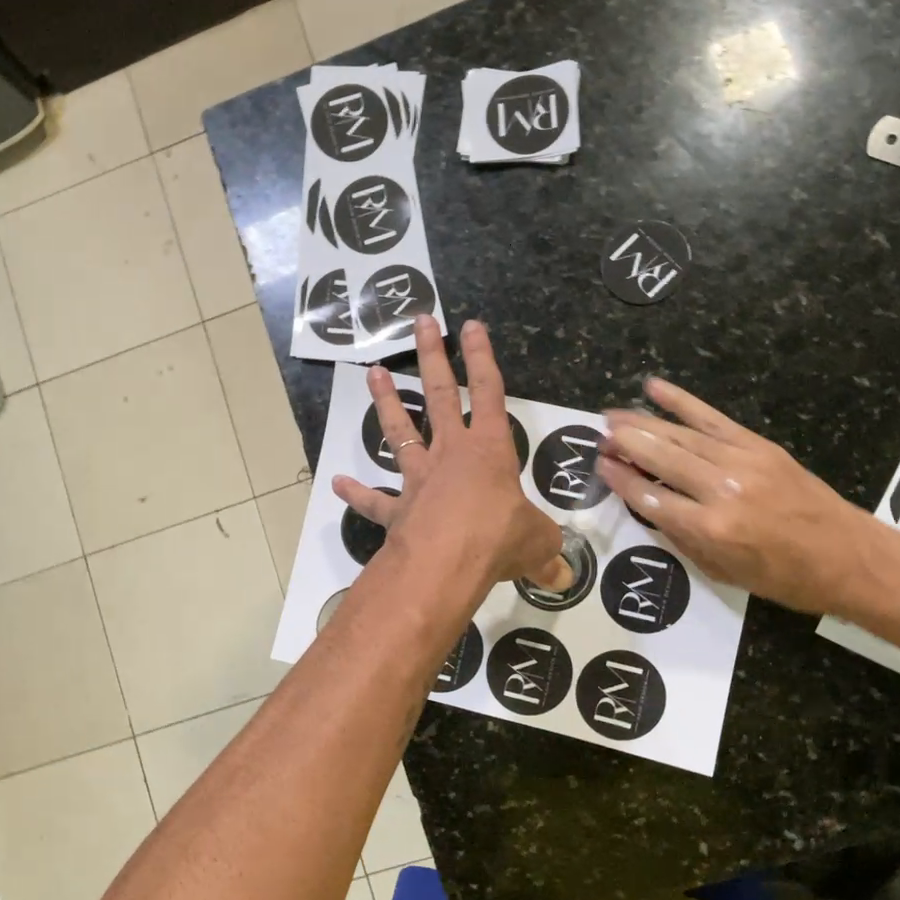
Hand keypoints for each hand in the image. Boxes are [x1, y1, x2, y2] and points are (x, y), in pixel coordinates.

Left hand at [333, 317, 569, 591]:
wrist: (445, 563)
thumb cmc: (498, 539)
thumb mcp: (537, 542)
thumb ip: (545, 552)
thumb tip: (561, 575)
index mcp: (489, 451)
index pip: (489, 394)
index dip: (482, 359)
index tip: (471, 326)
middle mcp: (450, 455)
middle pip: (439, 396)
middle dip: (432, 357)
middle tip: (421, 323)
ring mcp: (419, 480)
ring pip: (400, 433)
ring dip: (387, 403)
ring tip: (372, 374)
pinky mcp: (397, 511)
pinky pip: (374, 500)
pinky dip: (356, 493)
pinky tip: (338, 484)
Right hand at [596, 377, 891, 615]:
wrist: (848, 557)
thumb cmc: (784, 578)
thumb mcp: (723, 573)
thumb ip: (683, 538)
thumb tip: (651, 506)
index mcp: (710, 529)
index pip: (650, 496)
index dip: (620, 479)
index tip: (599, 465)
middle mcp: (721, 490)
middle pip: (660, 458)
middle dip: (624, 443)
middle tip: (598, 434)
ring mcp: (742, 462)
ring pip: (680, 436)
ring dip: (642, 423)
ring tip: (613, 416)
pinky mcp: (759, 446)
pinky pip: (712, 419)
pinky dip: (682, 402)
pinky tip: (654, 388)